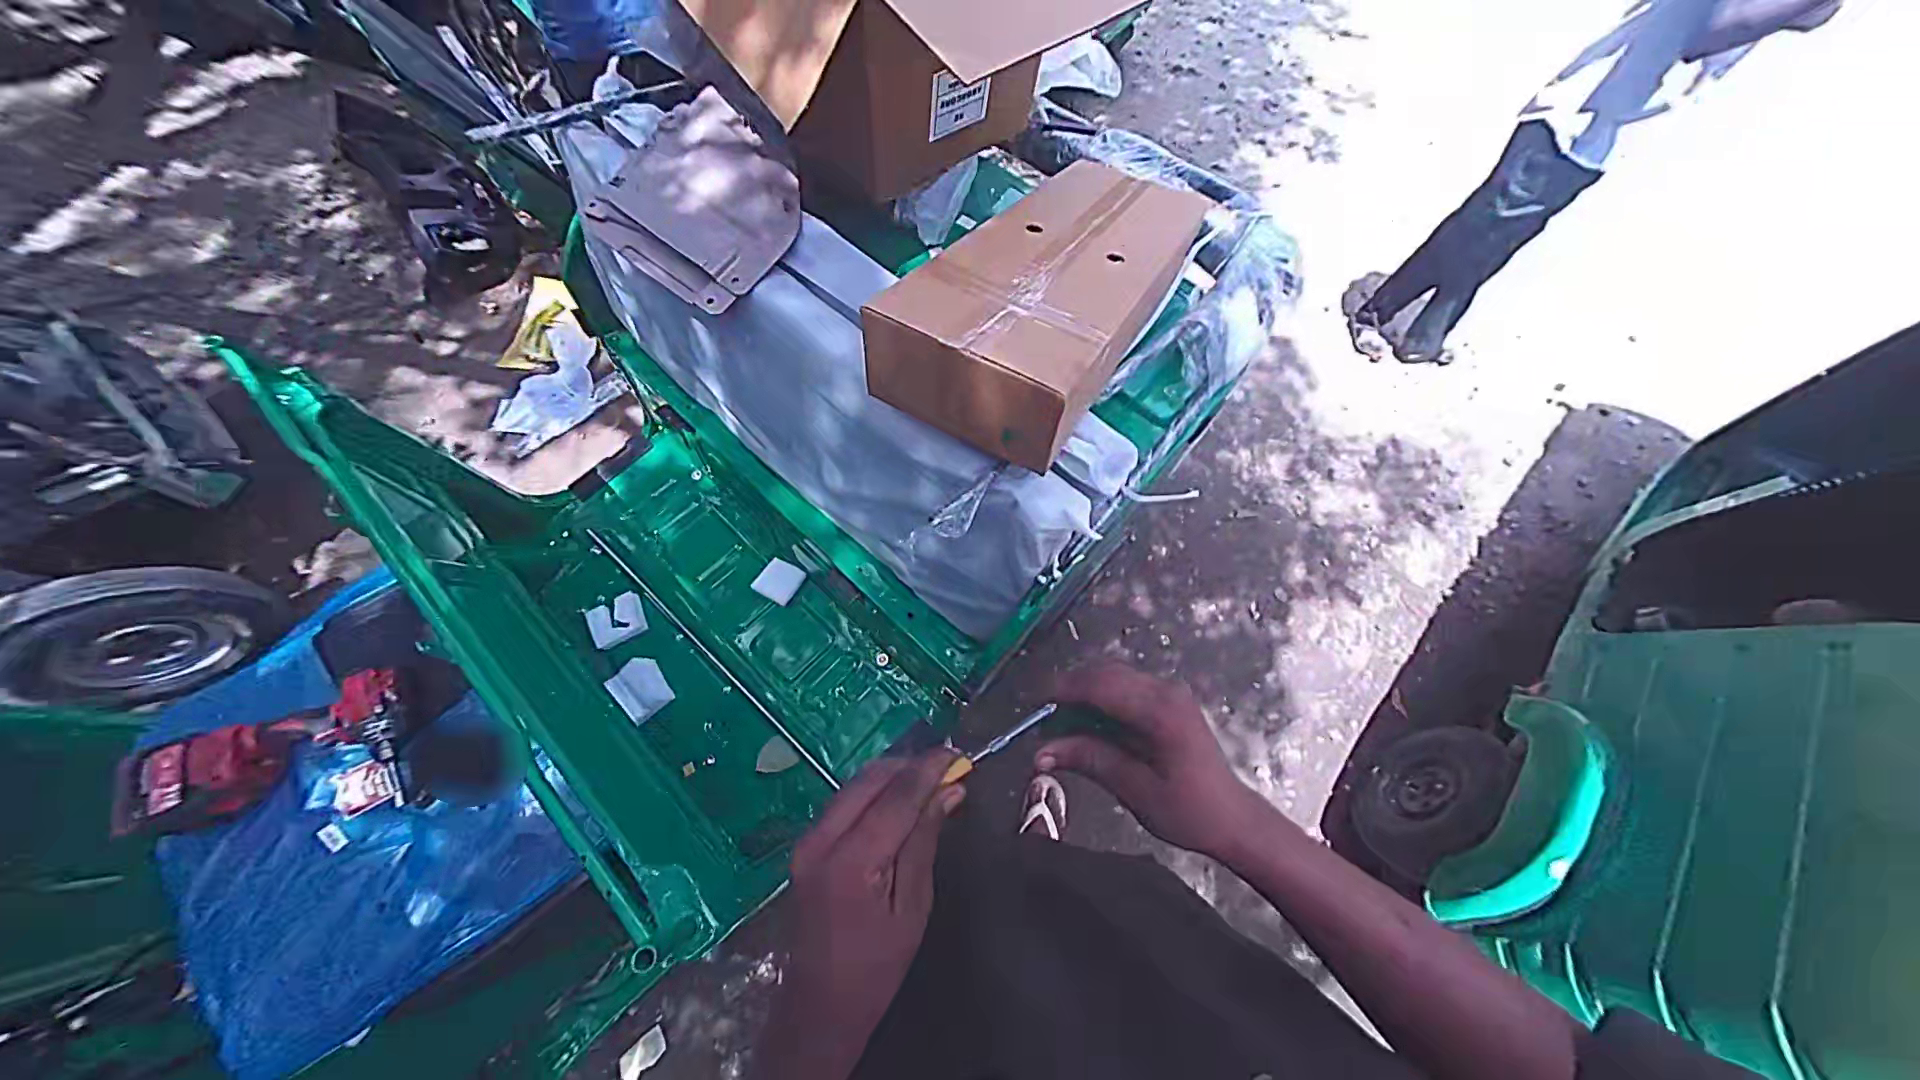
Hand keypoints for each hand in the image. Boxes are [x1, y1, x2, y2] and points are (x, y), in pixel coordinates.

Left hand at [756, 749, 964, 1079]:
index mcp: (851, 861)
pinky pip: (844, 800)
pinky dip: (875, 790)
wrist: (818, 1006)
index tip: (957, 754)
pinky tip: (899, 796)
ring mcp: (808, 840)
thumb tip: (949, 791)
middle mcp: (821, 839)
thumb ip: (925, 840)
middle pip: (870, 779)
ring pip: (855, 784)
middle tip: (947, 764)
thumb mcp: (913, 906)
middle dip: (910, 765)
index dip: (929, 769)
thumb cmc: (876, 966)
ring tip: (929, 777)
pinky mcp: (805, 844)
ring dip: (893, 774)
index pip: (897, 796)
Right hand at [1037, 663, 1267, 859]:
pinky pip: (1124, 684)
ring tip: (1059, 721)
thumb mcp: (1135, 790)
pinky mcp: (1168, 698)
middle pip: (1104, 673)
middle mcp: (1166, 690)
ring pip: (1112, 674)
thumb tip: (1040, 752)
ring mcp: (1169, 691)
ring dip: (1083, 690)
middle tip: (1041, 717)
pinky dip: (1099, 695)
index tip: (1033, 704)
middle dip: (1068, 689)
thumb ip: (1089, 760)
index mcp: (1161, 712)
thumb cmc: (1189, 812)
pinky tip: (1087, 720)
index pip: (1101, 685)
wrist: (1234, 818)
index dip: (1062, 690)